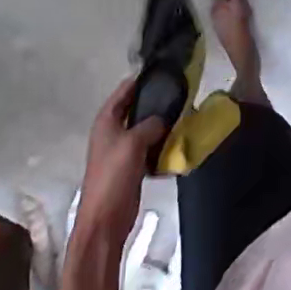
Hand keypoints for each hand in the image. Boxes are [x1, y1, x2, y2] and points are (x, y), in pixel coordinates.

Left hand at [75, 75, 166, 239]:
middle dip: (156, 99)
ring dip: (161, 122)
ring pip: (145, 126)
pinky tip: (179, 138)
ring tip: (185, 111)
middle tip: (182, 90)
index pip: (126, 88)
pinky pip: (150, 145)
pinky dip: (162, 141)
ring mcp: (122, 148)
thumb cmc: (114, 176)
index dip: (144, 77)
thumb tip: (164, 118)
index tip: (167, 68)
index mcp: (107, 119)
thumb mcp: (134, 143)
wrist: (105, 220)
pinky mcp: (132, 164)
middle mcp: (113, 130)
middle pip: (137, 106)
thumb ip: (151, 124)